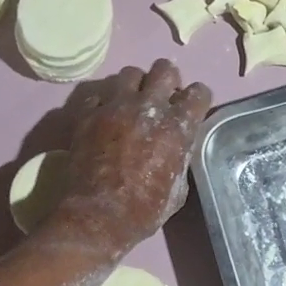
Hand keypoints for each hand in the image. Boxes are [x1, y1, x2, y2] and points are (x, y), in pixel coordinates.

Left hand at [47, 59, 211, 253]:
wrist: (98, 216)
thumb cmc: (143, 211)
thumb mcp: (177, 189)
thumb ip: (180, 158)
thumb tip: (177, 148)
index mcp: (176, 128)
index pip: (198, 93)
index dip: (197, 98)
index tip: (192, 105)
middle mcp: (148, 108)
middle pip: (165, 69)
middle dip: (167, 80)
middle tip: (162, 96)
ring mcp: (115, 107)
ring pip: (130, 74)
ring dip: (135, 85)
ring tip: (132, 101)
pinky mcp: (88, 114)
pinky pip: (99, 94)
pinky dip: (105, 102)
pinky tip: (105, 116)